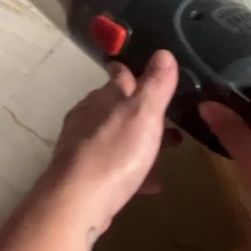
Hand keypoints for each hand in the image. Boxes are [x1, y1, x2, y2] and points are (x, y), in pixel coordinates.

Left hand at [44, 49, 178, 235]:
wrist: (80, 198)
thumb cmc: (114, 152)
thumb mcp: (142, 115)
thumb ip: (154, 86)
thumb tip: (163, 52)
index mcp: (102, 98)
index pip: (118, 76)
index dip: (133, 71)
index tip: (150, 70)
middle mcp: (89, 116)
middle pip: (119, 108)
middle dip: (143, 111)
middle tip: (170, 118)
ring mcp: (85, 144)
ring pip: (118, 136)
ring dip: (141, 139)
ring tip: (167, 147)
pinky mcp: (87, 172)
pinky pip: (116, 166)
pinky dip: (134, 169)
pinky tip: (151, 183)